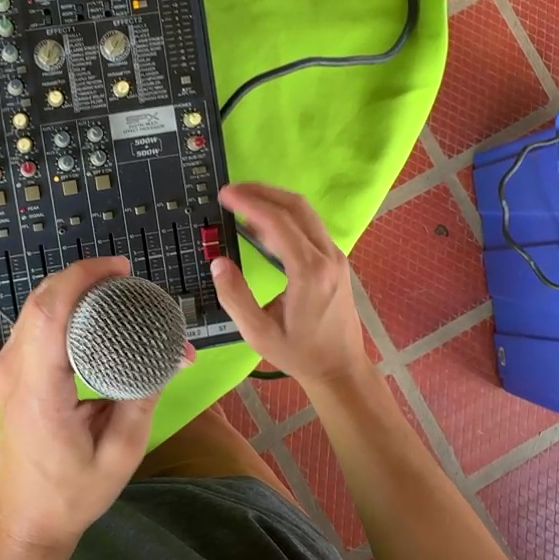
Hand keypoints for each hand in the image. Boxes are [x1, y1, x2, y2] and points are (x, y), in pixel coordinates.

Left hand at [0, 257, 160, 553]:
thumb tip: (173, 357)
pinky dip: (65, 306)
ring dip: (75, 289)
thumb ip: (143, 401)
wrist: (25, 515)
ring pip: (36, 305)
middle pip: (41, 300)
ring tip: (116, 290)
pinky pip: (36, 321)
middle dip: (84, 277)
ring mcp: (9, 367)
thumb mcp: (120, 455)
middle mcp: (16, 369)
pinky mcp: (13, 369)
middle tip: (128, 280)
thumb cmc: (72, 492)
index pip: (49, 313)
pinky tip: (95, 311)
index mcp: (40, 389)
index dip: (81, 279)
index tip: (121, 269)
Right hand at [211, 183, 373, 386]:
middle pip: (296, 207)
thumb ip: (235, 297)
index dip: (249, 203)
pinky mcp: (335, 260)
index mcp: (309, 272)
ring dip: (275, 201)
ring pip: (306, 213)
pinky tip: (263, 225)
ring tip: (244, 201)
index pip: (278, 223)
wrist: (340, 368)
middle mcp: (327, 257)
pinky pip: (310, 226)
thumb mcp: (259, 333)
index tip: (225, 195)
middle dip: (262, 192)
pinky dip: (286, 216)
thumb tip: (218, 262)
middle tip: (232, 191)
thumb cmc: (299, 354)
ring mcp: (335, 256)